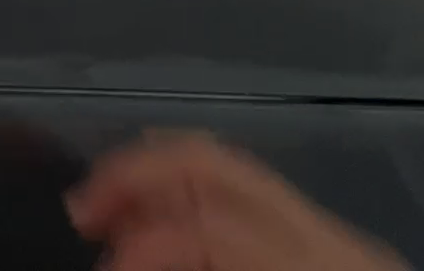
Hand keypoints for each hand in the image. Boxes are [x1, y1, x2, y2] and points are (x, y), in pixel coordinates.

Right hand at [67, 132, 407, 270]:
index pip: (210, 228)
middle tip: (84, 212)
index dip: (142, 244)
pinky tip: (164, 225)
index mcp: (319, 270)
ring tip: (111, 212)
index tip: (100, 266)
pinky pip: (244, 192)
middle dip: (132, 176)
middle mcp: (333, 239)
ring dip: (153, 178)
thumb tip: (120, 262)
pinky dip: (188, 195)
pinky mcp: (336, 243)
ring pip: (221, 164)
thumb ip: (200, 267)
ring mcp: (338, 235)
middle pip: (209, 164)